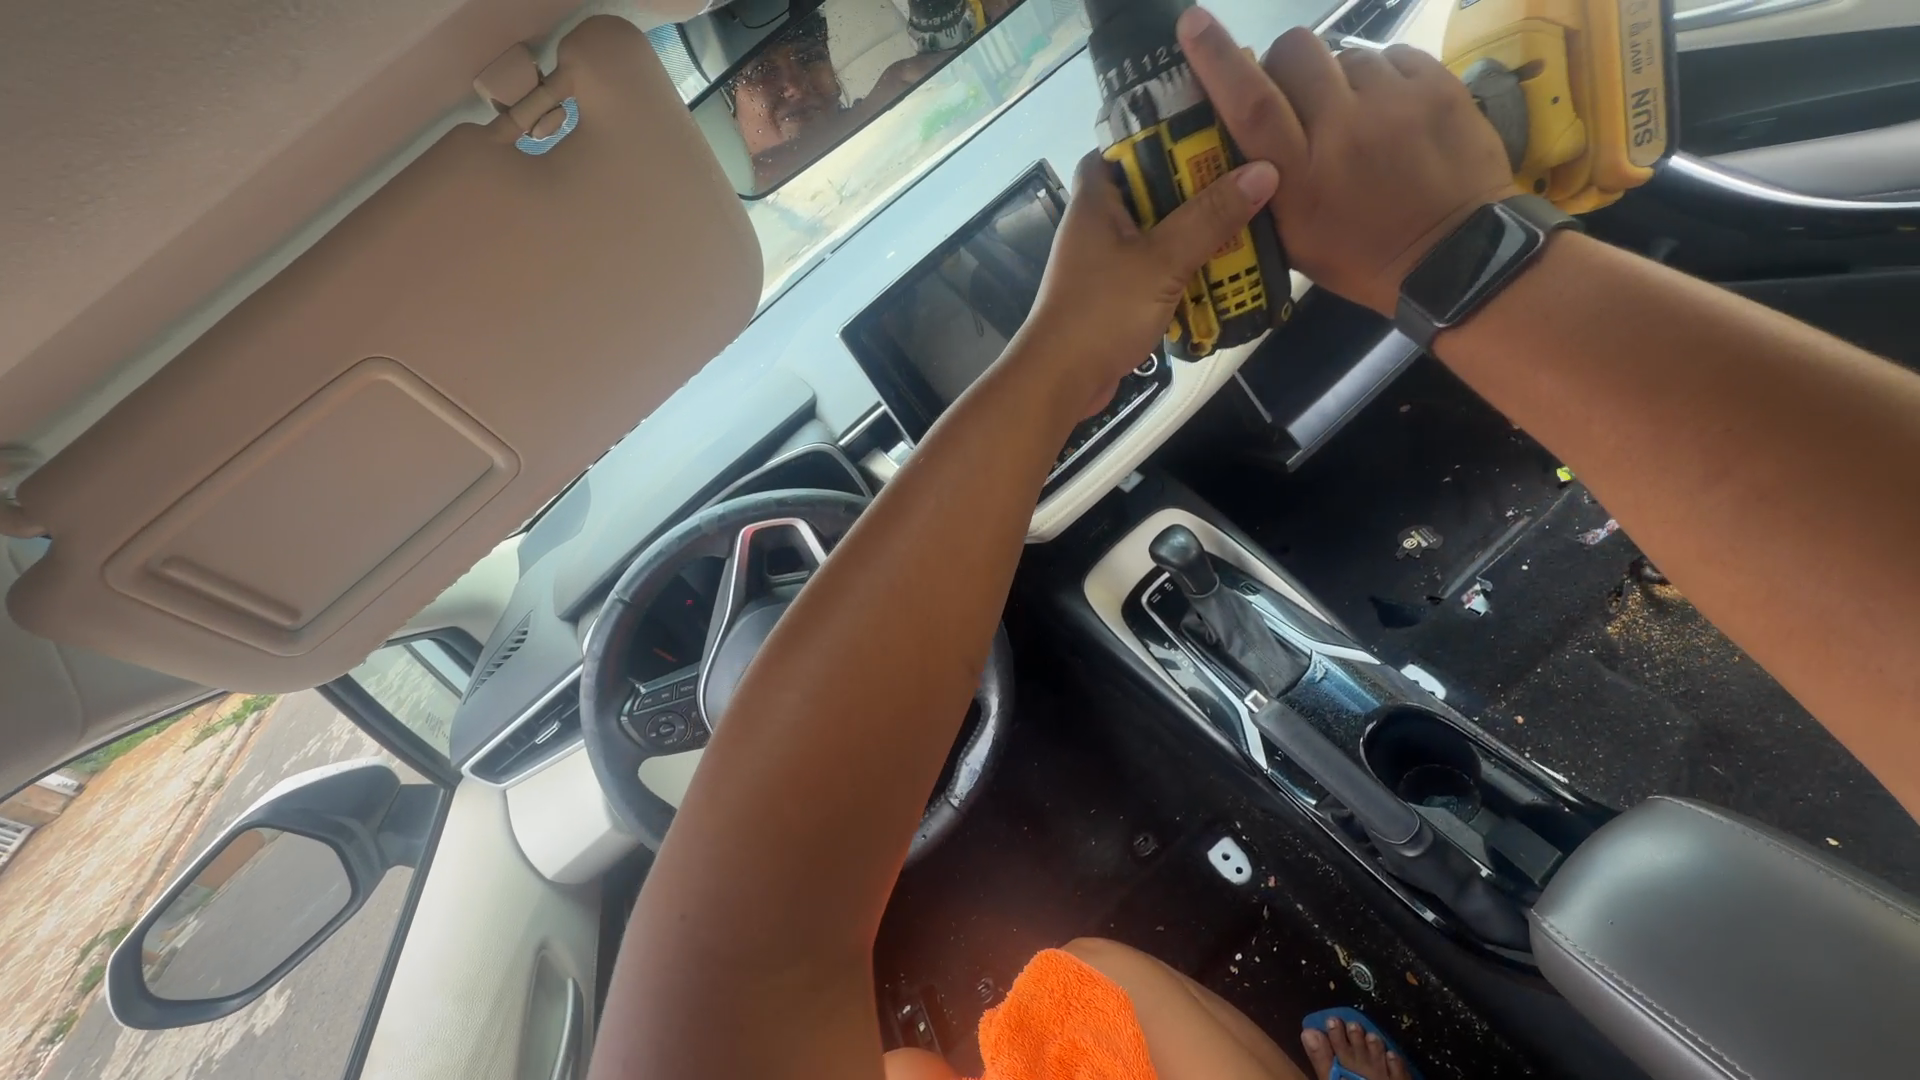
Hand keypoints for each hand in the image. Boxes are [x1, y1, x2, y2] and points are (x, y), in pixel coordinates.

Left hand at [1014, 152, 1277, 415]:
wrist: (1060, 381)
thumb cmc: (1102, 313)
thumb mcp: (1162, 260)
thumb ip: (1210, 217)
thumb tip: (1264, 169)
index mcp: (1095, 202)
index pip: (1117, 147)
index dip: (1155, 135)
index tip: (1202, 132)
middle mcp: (1095, 228)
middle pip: (1145, 191)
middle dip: (1190, 187)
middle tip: (1241, 177)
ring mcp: (1102, 266)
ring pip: (1153, 235)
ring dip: (1190, 234)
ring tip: (1243, 220)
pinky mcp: (1112, 299)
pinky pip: (1152, 273)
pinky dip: (1180, 271)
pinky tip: (1219, 271)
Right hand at [1177, 10, 1519, 315]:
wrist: (1453, 255)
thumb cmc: (1359, 258)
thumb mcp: (1294, 239)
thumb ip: (1264, 186)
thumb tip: (1247, 131)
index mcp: (1296, 178)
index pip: (1250, 103)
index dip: (1217, 59)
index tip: (1193, 22)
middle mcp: (1340, 129)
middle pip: (1296, 52)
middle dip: (1284, 62)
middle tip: (1296, 93)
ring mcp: (1393, 102)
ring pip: (1345, 54)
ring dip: (1339, 78)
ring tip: (1356, 117)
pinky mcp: (1437, 85)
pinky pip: (1392, 57)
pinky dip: (1382, 79)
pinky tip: (1391, 113)